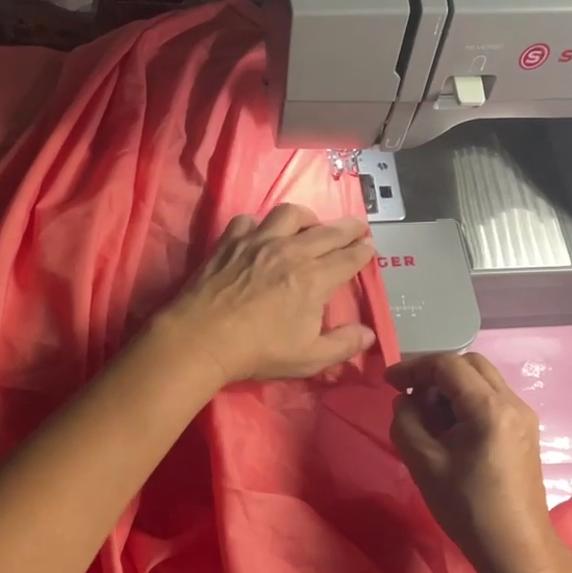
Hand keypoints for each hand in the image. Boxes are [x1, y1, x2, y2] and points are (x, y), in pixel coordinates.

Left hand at [157, 204, 376, 385]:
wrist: (202, 339)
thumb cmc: (258, 352)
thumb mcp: (309, 358)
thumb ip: (343, 345)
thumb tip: (368, 334)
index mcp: (314, 278)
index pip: (348, 258)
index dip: (363, 252)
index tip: (370, 248)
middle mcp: (290, 251)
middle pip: (327, 231)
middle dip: (348, 228)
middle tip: (358, 227)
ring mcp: (258, 242)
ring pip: (289, 214)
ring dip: (307, 217)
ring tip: (311, 224)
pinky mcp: (230, 241)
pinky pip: (249, 221)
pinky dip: (259, 224)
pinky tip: (261, 234)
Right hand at [387, 353, 555, 572]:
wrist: (515, 549)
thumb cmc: (467, 508)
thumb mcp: (424, 463)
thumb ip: (406, 422)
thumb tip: (406, 401)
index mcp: (490, 408)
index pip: (448, 365)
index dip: (414, 367)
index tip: (389, 382)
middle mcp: (513, 403)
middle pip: (469, 365)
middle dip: (434, 373)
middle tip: (409, 395)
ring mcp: (523, 417)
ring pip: (481, 381)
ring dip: (450, 387)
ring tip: (425, 416)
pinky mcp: (523, 432)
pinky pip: (491, 400)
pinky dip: (465, 402)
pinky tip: (448, 429)